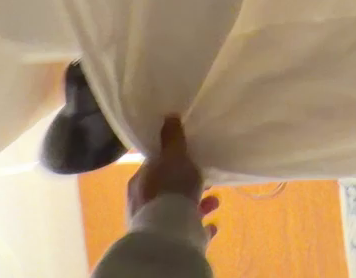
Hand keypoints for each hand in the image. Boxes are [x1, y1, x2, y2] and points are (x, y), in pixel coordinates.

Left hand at [126, 116, 220, 237]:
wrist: (169, 231)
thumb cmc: (171, 187)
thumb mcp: (174, 155)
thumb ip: (172, 138)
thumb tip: (168, 116)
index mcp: (140, 180)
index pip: (154, 164)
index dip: (172, 158)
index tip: (188, 156)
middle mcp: (141, 202)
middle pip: (167, 186)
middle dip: (186, 181)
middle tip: (205, 179)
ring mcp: (152, 222)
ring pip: (177, 207)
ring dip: (197, 202)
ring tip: (214, 201)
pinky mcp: (166, 238)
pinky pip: (186, 227)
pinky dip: (199, 223)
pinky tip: (212, 223)